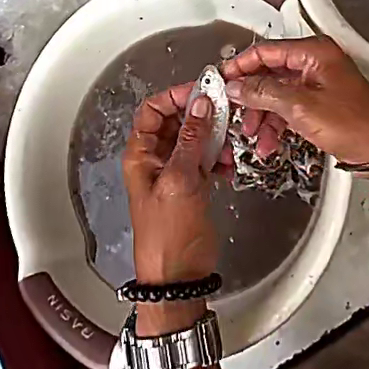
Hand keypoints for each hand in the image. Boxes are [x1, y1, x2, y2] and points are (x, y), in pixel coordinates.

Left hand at [121, 84, 220, 286]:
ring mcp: (172, 171)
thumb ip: (191, 141)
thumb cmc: (168, 234)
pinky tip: (228, 167)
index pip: (154, 110)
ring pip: (193, 139)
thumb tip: (201, 105)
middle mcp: (154, 158)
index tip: (203, 92)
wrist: (177, 276)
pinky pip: (204, 159)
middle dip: (201, 117)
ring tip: (228, 150)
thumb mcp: (180, 181)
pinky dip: (218, 158)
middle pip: (176, 121)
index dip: (176, 97)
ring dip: (213, 139)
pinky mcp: (189, 185)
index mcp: (141, 153)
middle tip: (225, 116)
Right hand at [221, 37, 368, 183]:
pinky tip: (267, 139)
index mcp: (314, 53)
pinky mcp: (318, 102)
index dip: (239, 66)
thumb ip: (263, 92)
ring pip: (274, 92)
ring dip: (260, 113)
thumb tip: (237, 86)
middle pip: (267, 72)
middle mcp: (315, 63)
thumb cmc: (360, 127)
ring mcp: (316, 83)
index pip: (264, 51)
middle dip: (249, 95)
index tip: (222, 79)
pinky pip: (286, 106)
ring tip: (250, 130)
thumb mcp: (300, 107)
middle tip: (232, 106)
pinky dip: (274, 122)